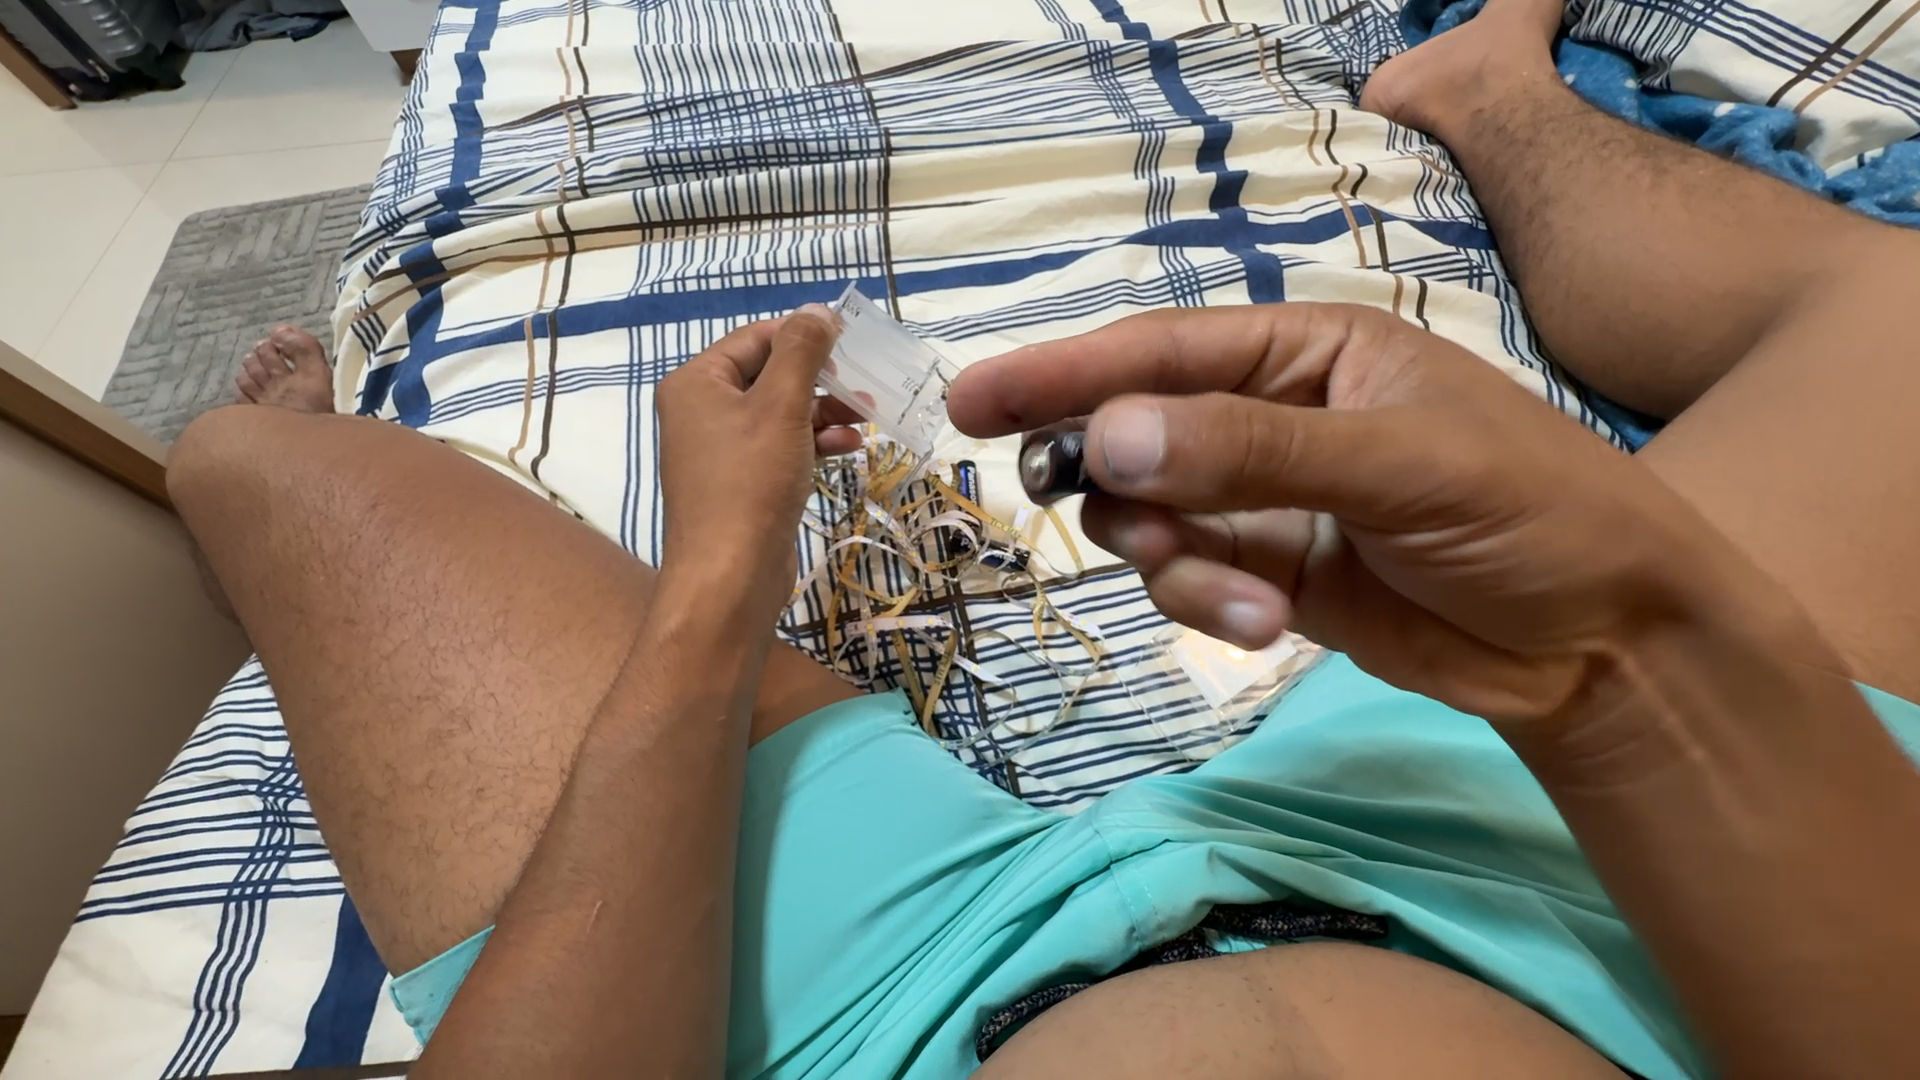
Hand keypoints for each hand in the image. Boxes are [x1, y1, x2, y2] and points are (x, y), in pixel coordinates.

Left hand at [656, 308, 861, 617]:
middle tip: (863, 385)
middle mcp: (702, 411)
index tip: (852, 341)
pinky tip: (848, 448)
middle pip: (770, 377)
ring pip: (781, 415)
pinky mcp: (742, 483)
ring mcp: (721, 450)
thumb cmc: (751, 481)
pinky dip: (813, 444)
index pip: (757, 339)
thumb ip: (802, 352)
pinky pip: (780, 448)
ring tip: (866, 417)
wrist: (730, 574)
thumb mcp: (781, 406)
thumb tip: (819, 310)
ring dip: (824, 413)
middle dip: (821, 381)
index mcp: (697, 382)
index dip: (805, 336)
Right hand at [947, 303, 1771, 721]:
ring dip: (1169, 561)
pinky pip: (1182, 581)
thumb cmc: (1529, 512)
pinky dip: (1202, 605)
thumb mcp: (1400, 463)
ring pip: (1144, 520)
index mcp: (1296, 355)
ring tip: (1242, 599)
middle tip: (1080, 508)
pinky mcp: (1251, 574)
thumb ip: (1249, 451)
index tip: (974, 399)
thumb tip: (1108, 441)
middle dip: (1105, 477)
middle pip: (1129, 437)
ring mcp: (1249, 503)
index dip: (1061, 373)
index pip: (1156, 353)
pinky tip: (1261, 626)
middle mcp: (1257, 421)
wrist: (1597, 643)